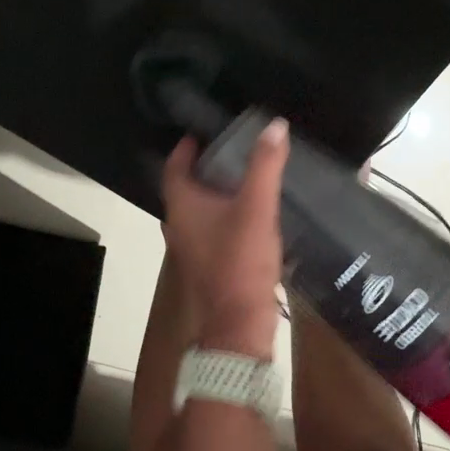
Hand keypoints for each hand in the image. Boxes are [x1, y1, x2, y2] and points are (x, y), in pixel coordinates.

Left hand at [160, 119, 290, 359]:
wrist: (239, 325)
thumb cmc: (240, 262)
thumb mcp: (257, 208)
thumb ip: (265, 165)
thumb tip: (274, 125)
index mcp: (181, 206)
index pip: (174, 166)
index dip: (187, 146)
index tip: (207, 130)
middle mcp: (179, 225)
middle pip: (188, 187)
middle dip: (208, 167)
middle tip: (236, 148)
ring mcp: (192, 248)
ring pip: (201, 210)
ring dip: (220, 193)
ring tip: (249, 175)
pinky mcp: (209, 265)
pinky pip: (214, 230)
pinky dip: (229, 216)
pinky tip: (256, 213)